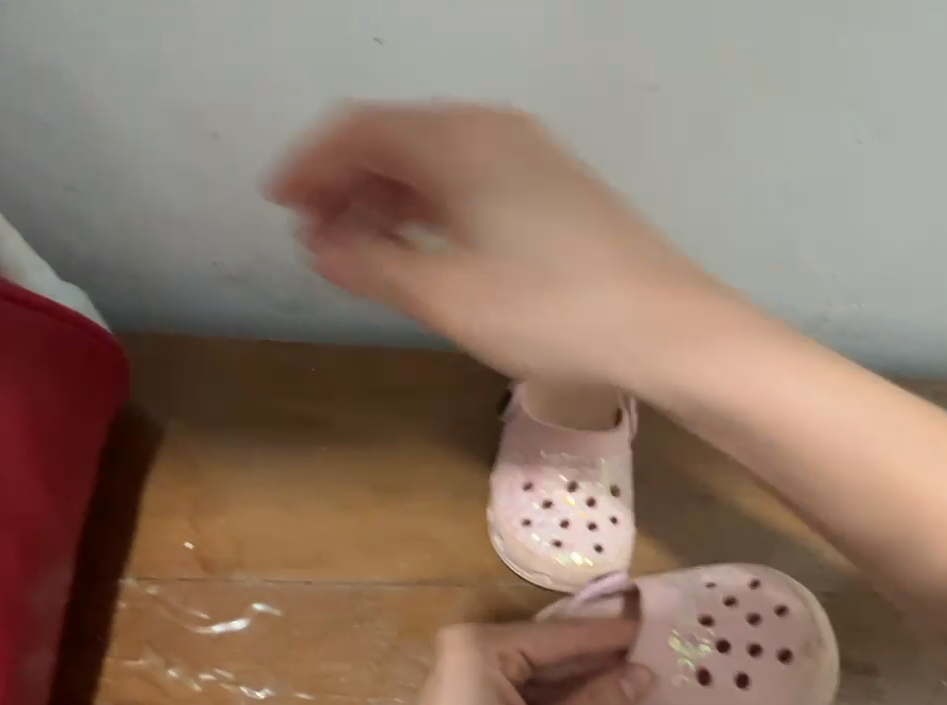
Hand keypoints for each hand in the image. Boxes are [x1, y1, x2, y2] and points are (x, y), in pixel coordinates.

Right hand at [267, 102, 727, 384]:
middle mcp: (494, 132)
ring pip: (437, 164)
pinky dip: (435, 211)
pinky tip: (427, 249)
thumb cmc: (553, 314)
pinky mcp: (557, 192)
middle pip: (398, 141)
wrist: (668, 330)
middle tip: (315, 236)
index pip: (360, 130)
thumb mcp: (450, 297)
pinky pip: (473, 184)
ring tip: (361, 249)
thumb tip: (318, 244)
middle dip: (347, 184)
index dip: (310, 166)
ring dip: (389, 201)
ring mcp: (532, 159)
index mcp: (459, 141)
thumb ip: (374, 265)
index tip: (278, 207)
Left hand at [362, 619, 654, 704]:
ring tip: (643, 675)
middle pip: (549, 650)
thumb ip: (600, 704)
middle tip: (660, 652)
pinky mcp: (468, 700)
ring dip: (584, 680)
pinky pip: (522, 689)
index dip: (614, 636)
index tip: (660, 626)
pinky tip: (601, 698)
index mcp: (479, 648)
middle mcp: (468, 648)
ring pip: (539, 671)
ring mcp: (465, 674)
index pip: (562, 636)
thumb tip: (647, 672)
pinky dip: (558, 698)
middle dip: (601, 659)